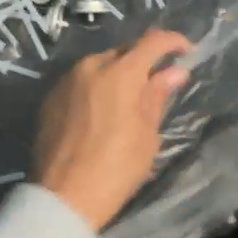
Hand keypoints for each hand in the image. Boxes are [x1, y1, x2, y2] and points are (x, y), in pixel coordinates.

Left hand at [34, 30, 192, 230]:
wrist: (64, 195)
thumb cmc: (117, 168)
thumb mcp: (147, 135)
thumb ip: (157, 96)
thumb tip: (174, 72)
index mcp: (120, 73)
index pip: (152, 42)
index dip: (172, 42)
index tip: (186, 51)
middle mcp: (91, 66)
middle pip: (123, 52)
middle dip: (143, 60)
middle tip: (157, 80)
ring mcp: (66, 79)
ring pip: (99, 65)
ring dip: (116, 74)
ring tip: (127, 98)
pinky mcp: (50, 96)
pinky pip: (79, 81)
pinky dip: (95, 87)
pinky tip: (100, 110)